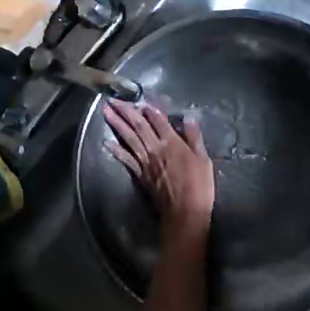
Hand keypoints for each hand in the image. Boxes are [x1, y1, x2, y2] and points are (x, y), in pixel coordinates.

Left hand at [104, 100, 214, 240]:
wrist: (184, 211)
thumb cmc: (199, 185)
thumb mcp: (203, 158)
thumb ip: (194, 137)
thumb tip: (190, 117)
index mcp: (172, 143)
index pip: (158, 121)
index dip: (150, 109)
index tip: (140, 99)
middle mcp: (155, 148)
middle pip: (139, 126)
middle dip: (126, 111)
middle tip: (113, 99)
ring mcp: (145, 162)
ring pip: (129, 138)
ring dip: (117, 124)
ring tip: (106, 111)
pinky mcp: (140, 174)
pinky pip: (126, 159)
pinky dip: (116, 150)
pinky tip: (107, 142)